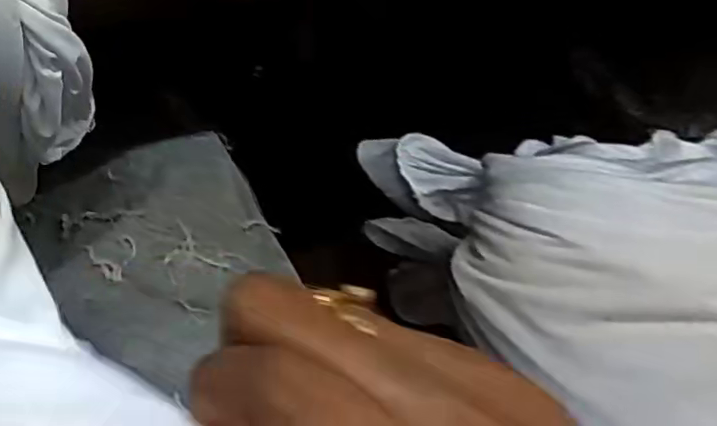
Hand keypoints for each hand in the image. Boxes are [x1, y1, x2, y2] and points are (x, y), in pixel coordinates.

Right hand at [191, 274, 572, 425]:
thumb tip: (206, 411)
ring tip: (314, 408)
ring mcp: (490, 385)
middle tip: (252, 408)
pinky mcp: (510, 380)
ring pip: (323, 302)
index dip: (215, 392)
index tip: (212, 422)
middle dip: (241, 348)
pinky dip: (355, 361)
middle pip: (277, 302)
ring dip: (296, 349)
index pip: (272, 374)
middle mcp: (449, 410)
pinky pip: (385, 328)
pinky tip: (374, 415)